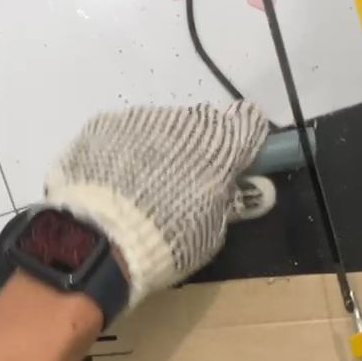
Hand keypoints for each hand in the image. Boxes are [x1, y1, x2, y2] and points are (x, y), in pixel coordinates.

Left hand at [44, 101, 269, 308]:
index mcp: (218, 144)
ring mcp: (138, 119)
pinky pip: (123, 136)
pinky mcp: (100, 126)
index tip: (237, 163)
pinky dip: (124, 155)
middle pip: (199, 126)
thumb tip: (261, 191)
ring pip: (159, 129)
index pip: (248, 122)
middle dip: (196, 151)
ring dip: (158, 151)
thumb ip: (233, 203)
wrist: (101, 240)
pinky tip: (114, 186)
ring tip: (141, 191)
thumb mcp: (211, 233)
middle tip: (182, 189)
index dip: (245, 142)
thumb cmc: (168, 242)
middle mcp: (181, 120)